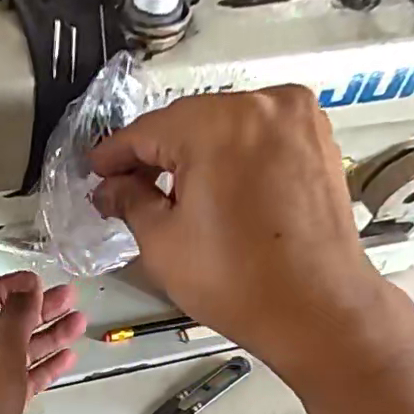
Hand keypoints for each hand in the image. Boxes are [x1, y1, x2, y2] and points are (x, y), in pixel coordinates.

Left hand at [0, 271, 84, 413]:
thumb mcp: (0, 354)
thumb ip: (15, 317)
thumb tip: (27, 288)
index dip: (7, 286)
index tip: (36, 280)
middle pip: (3, 324)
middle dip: (36, 310)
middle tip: (69, 298)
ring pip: (17, 352)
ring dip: (46, 337)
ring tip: (78, 323)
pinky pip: (22, 378)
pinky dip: (43, 367)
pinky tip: (66, 357)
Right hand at [91, 88, 413, 393]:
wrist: (313, 307)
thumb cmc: (238, 280)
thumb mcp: (161, 242)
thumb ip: (129, 201)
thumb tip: (113, 187)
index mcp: (219, 125)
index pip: (147, 129)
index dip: (114, 154)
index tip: (97, 172)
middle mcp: (265, 106)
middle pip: (187, 122)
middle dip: (152, 155)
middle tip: (124, 190)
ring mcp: (298, 120)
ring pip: (222, 128)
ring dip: (189, 156)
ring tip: (167, 197)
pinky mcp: (316, 142)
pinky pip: (255, 138)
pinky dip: (227, 159)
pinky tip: (210, 192)